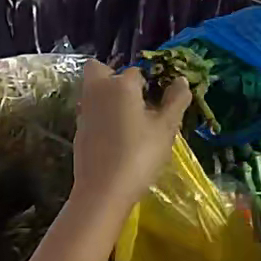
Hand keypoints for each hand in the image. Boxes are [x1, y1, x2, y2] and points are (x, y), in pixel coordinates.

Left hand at [71, 62, 189, 214]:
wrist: (103, 190)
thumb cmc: (139, 155)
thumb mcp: (166, 128)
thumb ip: (176, 101)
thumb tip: (181, 80)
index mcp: (121, 85)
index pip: (139, 72)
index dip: (152, 84)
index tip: (161, 103)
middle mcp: (97, 91)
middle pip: (101, 70)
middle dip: (117, 78)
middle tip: (137, 100)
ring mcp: (84, 111)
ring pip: (95, 92)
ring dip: (110, 98)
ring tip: (132, 123)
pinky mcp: (79, 131)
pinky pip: (92, 113)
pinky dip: (104, 118)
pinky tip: (118, 139)